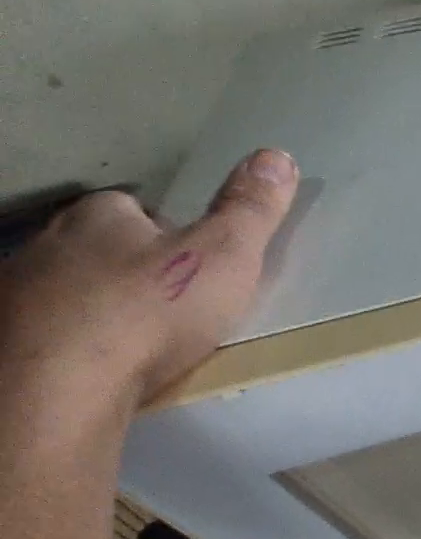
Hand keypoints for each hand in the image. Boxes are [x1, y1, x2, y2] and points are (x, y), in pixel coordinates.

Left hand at [0, 149, 298, 421]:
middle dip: (128, 265)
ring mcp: (15, 295)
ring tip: (139, 334)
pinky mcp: (8, 340)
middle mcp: (45, 245)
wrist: (62, 385)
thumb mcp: (226, 254)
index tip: (195, 256)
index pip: (129, 207)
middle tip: (174, 297)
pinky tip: (100, 361)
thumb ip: (249, 209)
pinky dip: (73, 338)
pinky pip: (47, 329)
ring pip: (67, 288)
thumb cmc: (153, 309)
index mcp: (97, 219)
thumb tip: (276, 153)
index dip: (165, 228)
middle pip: (95, 247)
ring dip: (98, 303)